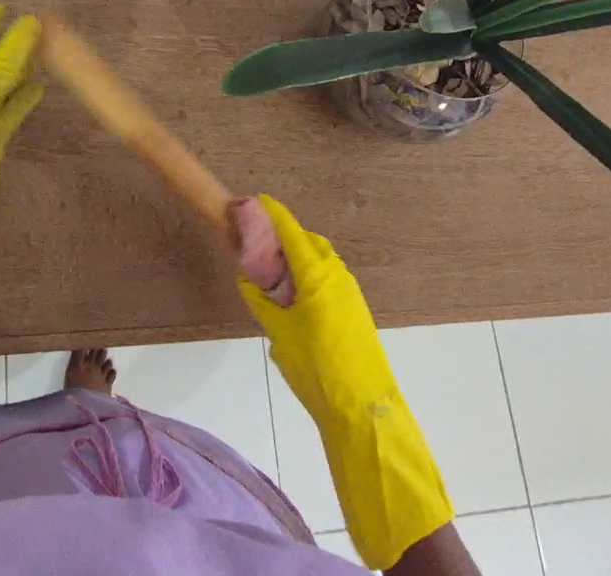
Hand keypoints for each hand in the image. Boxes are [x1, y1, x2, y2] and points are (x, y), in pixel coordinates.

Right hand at [232, 196, 453, 571]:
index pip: (289, 229)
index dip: (269, 213)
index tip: (249, 202)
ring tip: (269, 270)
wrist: (362, 408)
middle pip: (305, 239)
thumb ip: (261, 299)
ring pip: (318, 257)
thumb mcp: (278, 332)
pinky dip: (307, 272)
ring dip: (295, 253)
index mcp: (315, 273)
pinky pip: (326, 276)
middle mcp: (336, 273)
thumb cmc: (315, 367)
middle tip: (253, 243)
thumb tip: (248, 276)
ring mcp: (349, 290)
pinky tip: (291, 293)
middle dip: (281, 233)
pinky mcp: (354, 307)